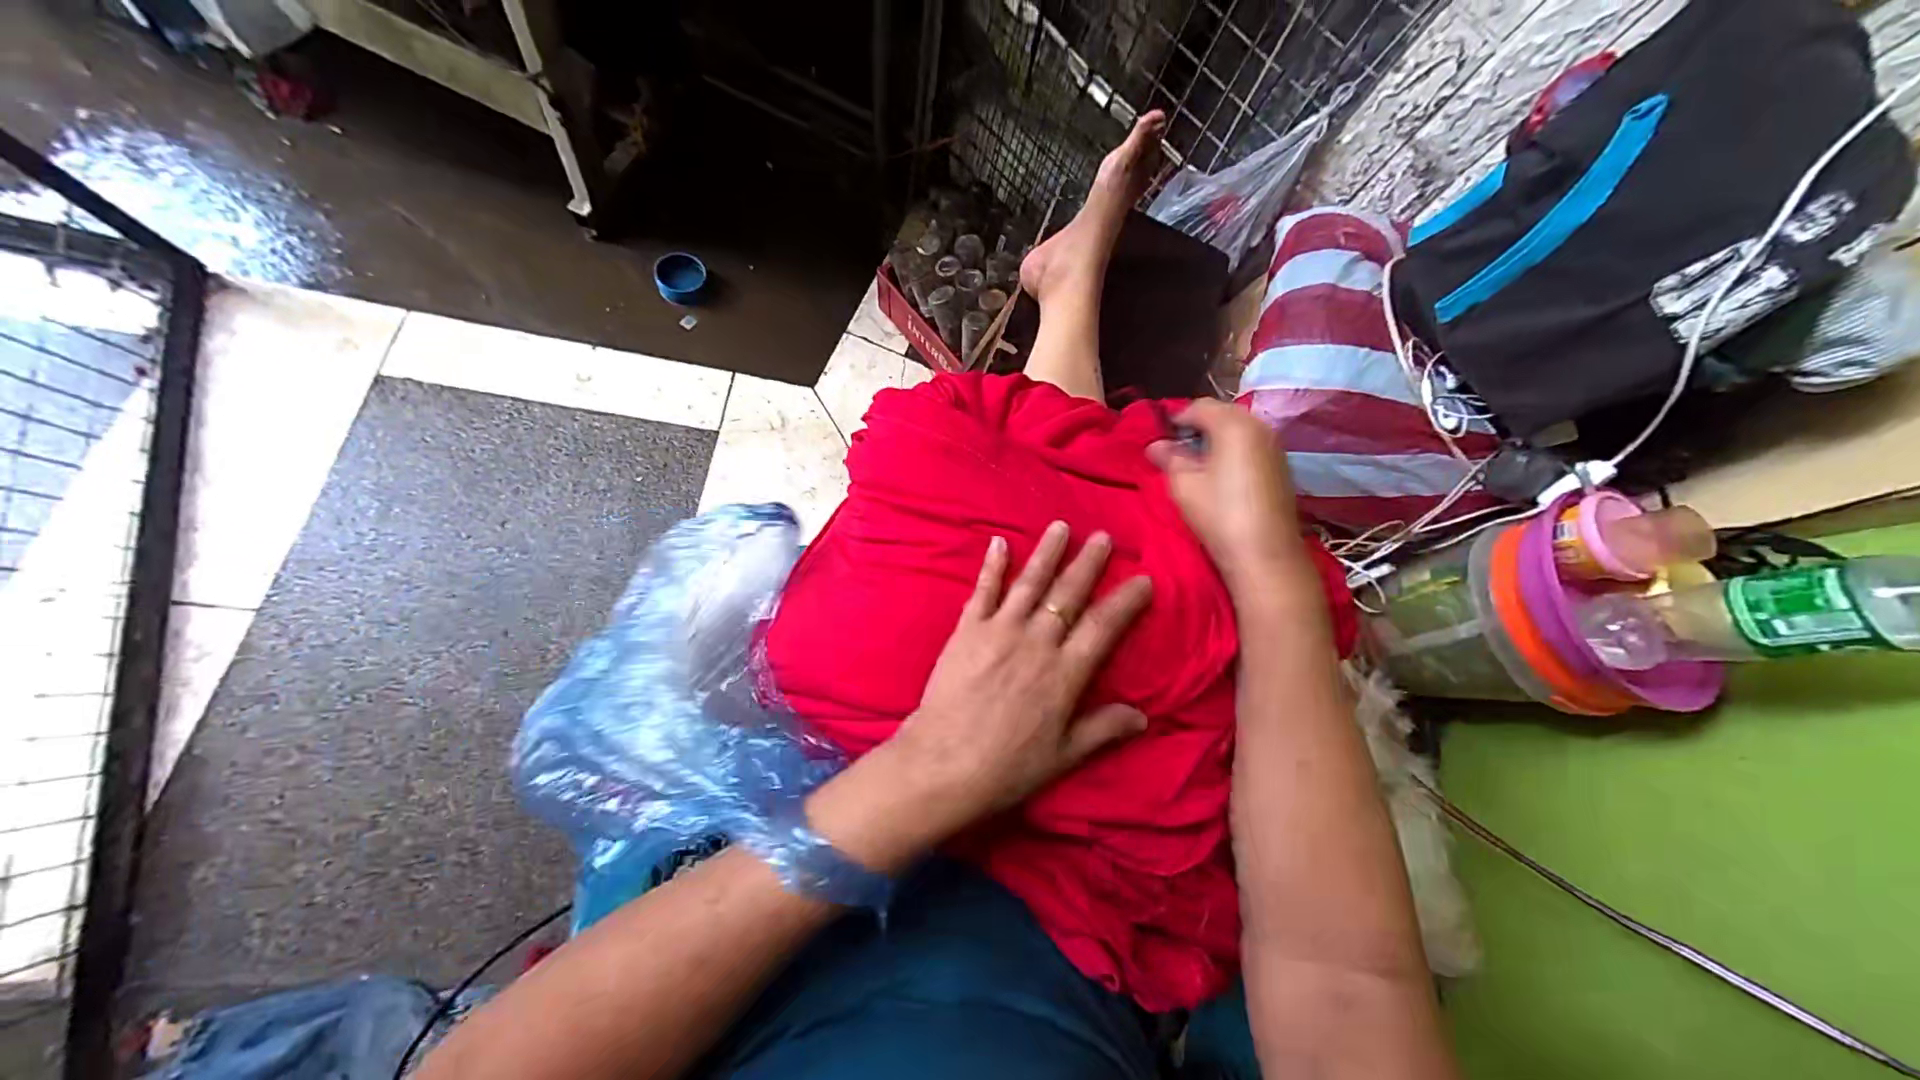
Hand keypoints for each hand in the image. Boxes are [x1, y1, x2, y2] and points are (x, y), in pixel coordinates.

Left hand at [811, 522, 1152, 870]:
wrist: (945, 763)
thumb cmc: (1008, 766)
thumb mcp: (1064, 755)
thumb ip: (1103, 729)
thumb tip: (1143, 716)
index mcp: (1065, 673)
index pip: (1104, 627)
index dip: (1126, 602)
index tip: (1144, 579)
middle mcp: (1036, 643)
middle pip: (1068, 595)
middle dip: (1088, 564)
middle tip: (1104, 537)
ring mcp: (999, 631)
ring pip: (1029, 583)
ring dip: (1047, 553)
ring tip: (1062, 526)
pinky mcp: (967, 631)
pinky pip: (983, 591)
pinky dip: (992, 566)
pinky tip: (998, 543)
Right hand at [1148, 399, 1317, 599]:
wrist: (1266, 554)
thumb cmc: (1219, 514)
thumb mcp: (1183, 484)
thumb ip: (1168, 458)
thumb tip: (1156, 445)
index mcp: (1234, 424)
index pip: (1199, 406)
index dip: (1176, 419)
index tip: (1159, 439)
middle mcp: (1259, 426)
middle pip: (1222, 414)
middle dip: (1197, 427)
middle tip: (1175, 451)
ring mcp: (1275, 446)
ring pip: (1239, 430)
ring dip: (1216, 439)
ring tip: (1195, 464)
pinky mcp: (1281, 467)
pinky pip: (1251, 446)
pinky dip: (1233, 451)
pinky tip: (1220, 475)